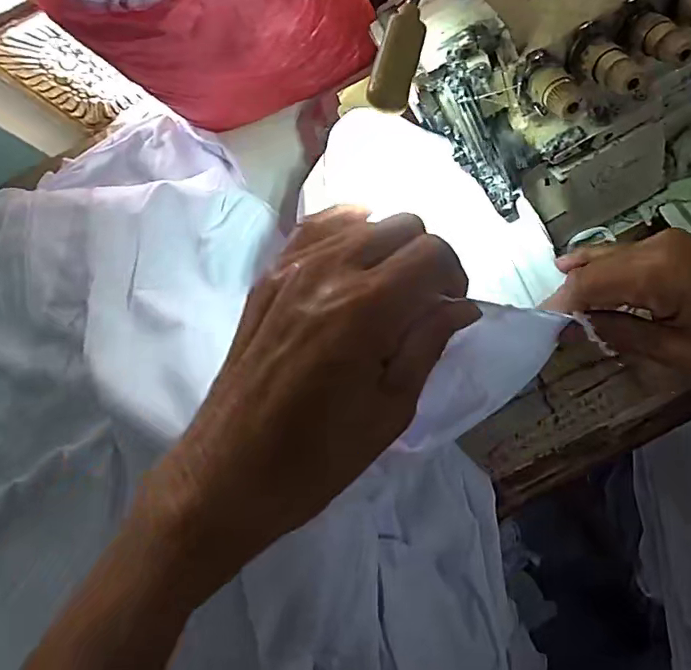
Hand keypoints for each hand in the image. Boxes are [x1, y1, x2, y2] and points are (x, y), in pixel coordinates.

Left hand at [142, 206, 477, 577]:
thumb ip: (429, 343)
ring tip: (386, 289)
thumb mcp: (391, 410)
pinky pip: (317, 226)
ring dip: (388, 246)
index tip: (450, 307)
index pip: (432, 252)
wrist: (228, 472)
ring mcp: (292, 266)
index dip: (454, 275)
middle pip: (402, 225)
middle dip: (426, 258)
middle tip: (423, 302)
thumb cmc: (318, 457)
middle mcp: (329, 270)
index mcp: (366, 308)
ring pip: (362, 218)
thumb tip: (461, 305)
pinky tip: (351, 264)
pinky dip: (345, 232)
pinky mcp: (269, 274)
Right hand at [545, 229, 690, 392]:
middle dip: (571, 292)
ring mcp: (669, 242)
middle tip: (550, 322)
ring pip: (610, 256)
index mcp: (657, 269)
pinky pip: (629, 257)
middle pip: (596, 264)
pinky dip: (609, 275)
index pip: (591, 282)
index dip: (563, 304)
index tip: (542, 328)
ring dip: (587, 281)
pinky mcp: (678, 249)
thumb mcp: (679, 352)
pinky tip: (596, 290)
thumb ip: (621, 333)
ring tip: (565, 308)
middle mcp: (657, 244)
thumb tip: (576, 327)